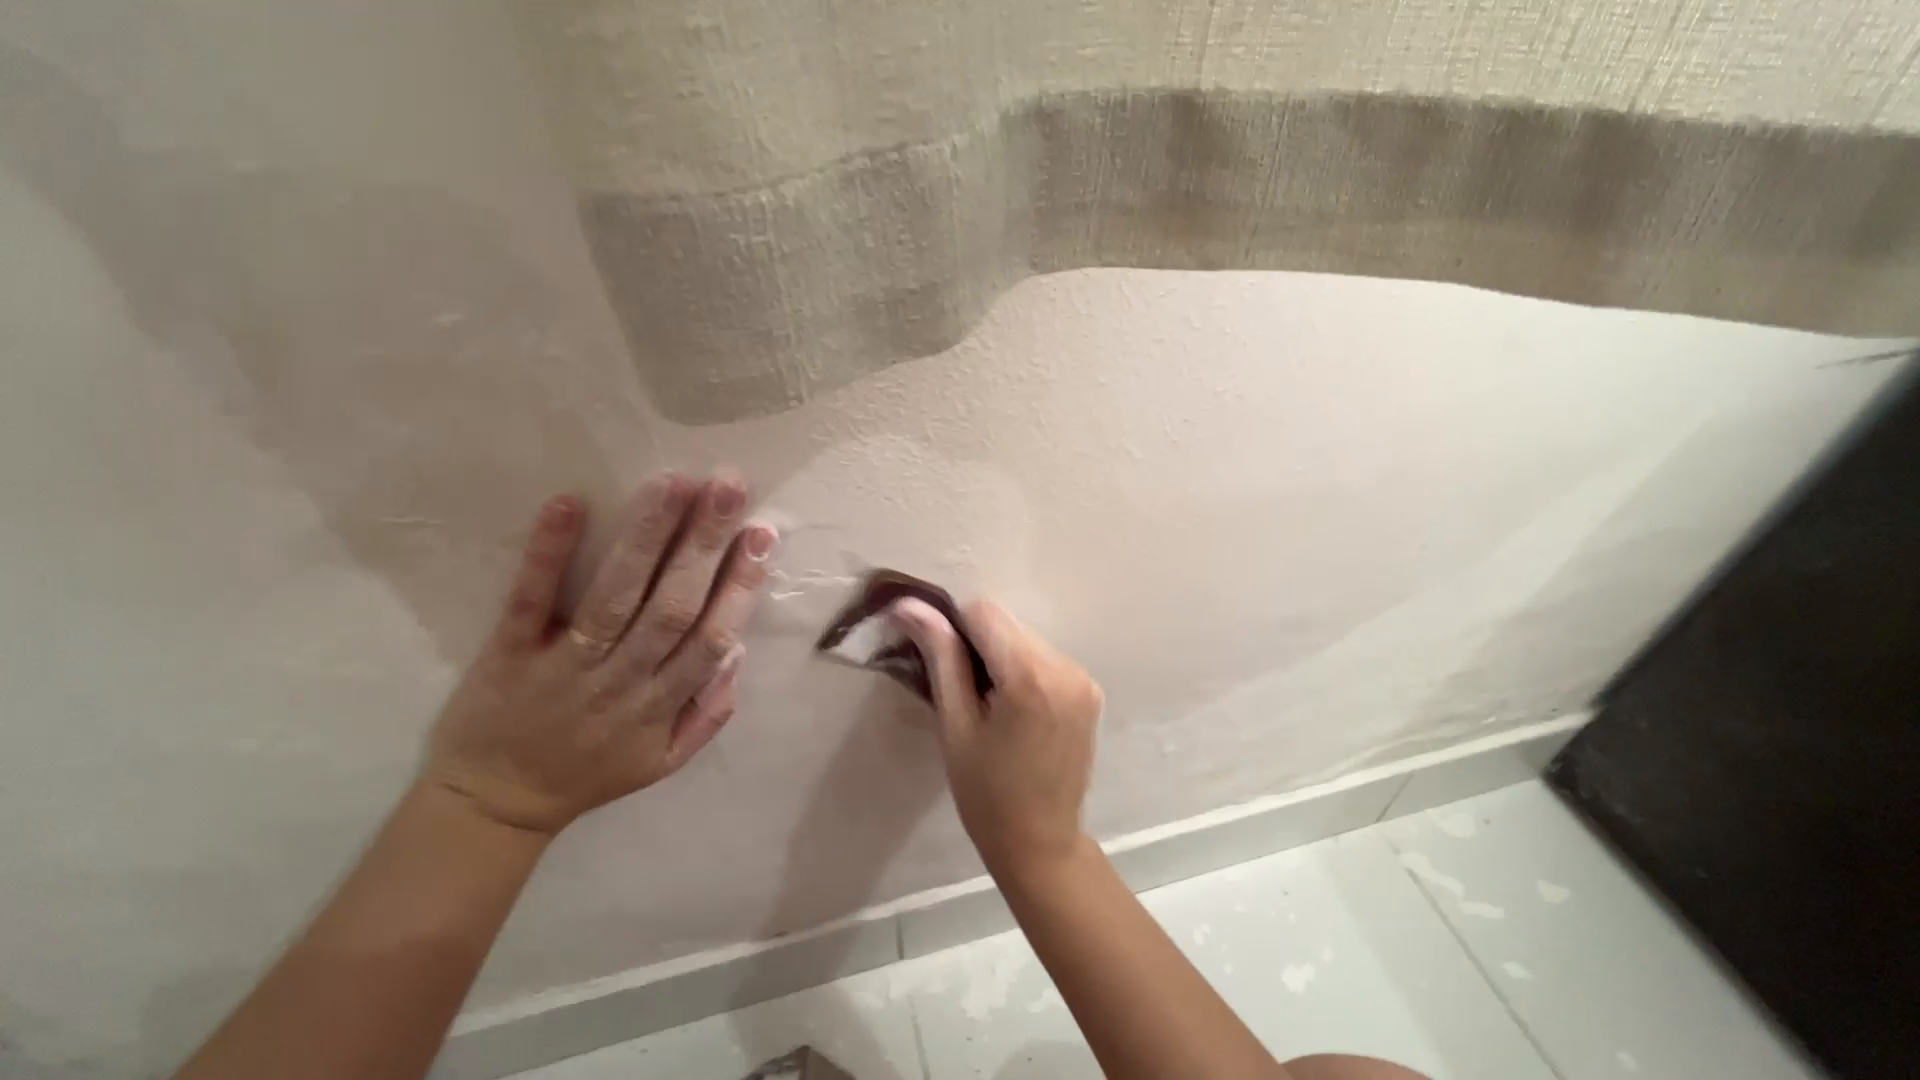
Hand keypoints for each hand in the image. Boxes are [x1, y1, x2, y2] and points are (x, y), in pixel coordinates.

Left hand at [422, 469, 776, 834]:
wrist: (494, 806)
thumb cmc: (588, 775)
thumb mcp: (662, 762)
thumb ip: (708, 714)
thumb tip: (738, 651)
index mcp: (660, 707)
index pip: (710, 639)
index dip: (740, 587)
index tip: (762, 535)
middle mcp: (620, 684)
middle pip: (672, 608)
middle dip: (704, 544)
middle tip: (730, 485)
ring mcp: (565, 667)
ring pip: (615, 597)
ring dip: (646, 537)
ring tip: (674, 482)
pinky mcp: (509, 654)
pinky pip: (530, 601)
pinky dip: (550, 554)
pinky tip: (568, 503)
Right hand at [891, 599, 1103, 877]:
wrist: (1040, 842)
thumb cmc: (985, 793)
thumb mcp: (954, 723)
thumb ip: (939, 656)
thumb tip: (908, 605)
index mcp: (1031, 676)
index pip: (983, 611)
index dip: (953, 629)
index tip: (941, 666)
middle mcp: (1066, 667)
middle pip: (1007, 623)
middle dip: (977, 643)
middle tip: (962, 691)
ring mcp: (1083, 678)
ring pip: (1025, 637)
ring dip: (999, 655)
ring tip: (988, 705)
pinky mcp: (1089, 690)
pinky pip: (1045, 657)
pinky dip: (1022, 669)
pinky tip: (1012, 710)